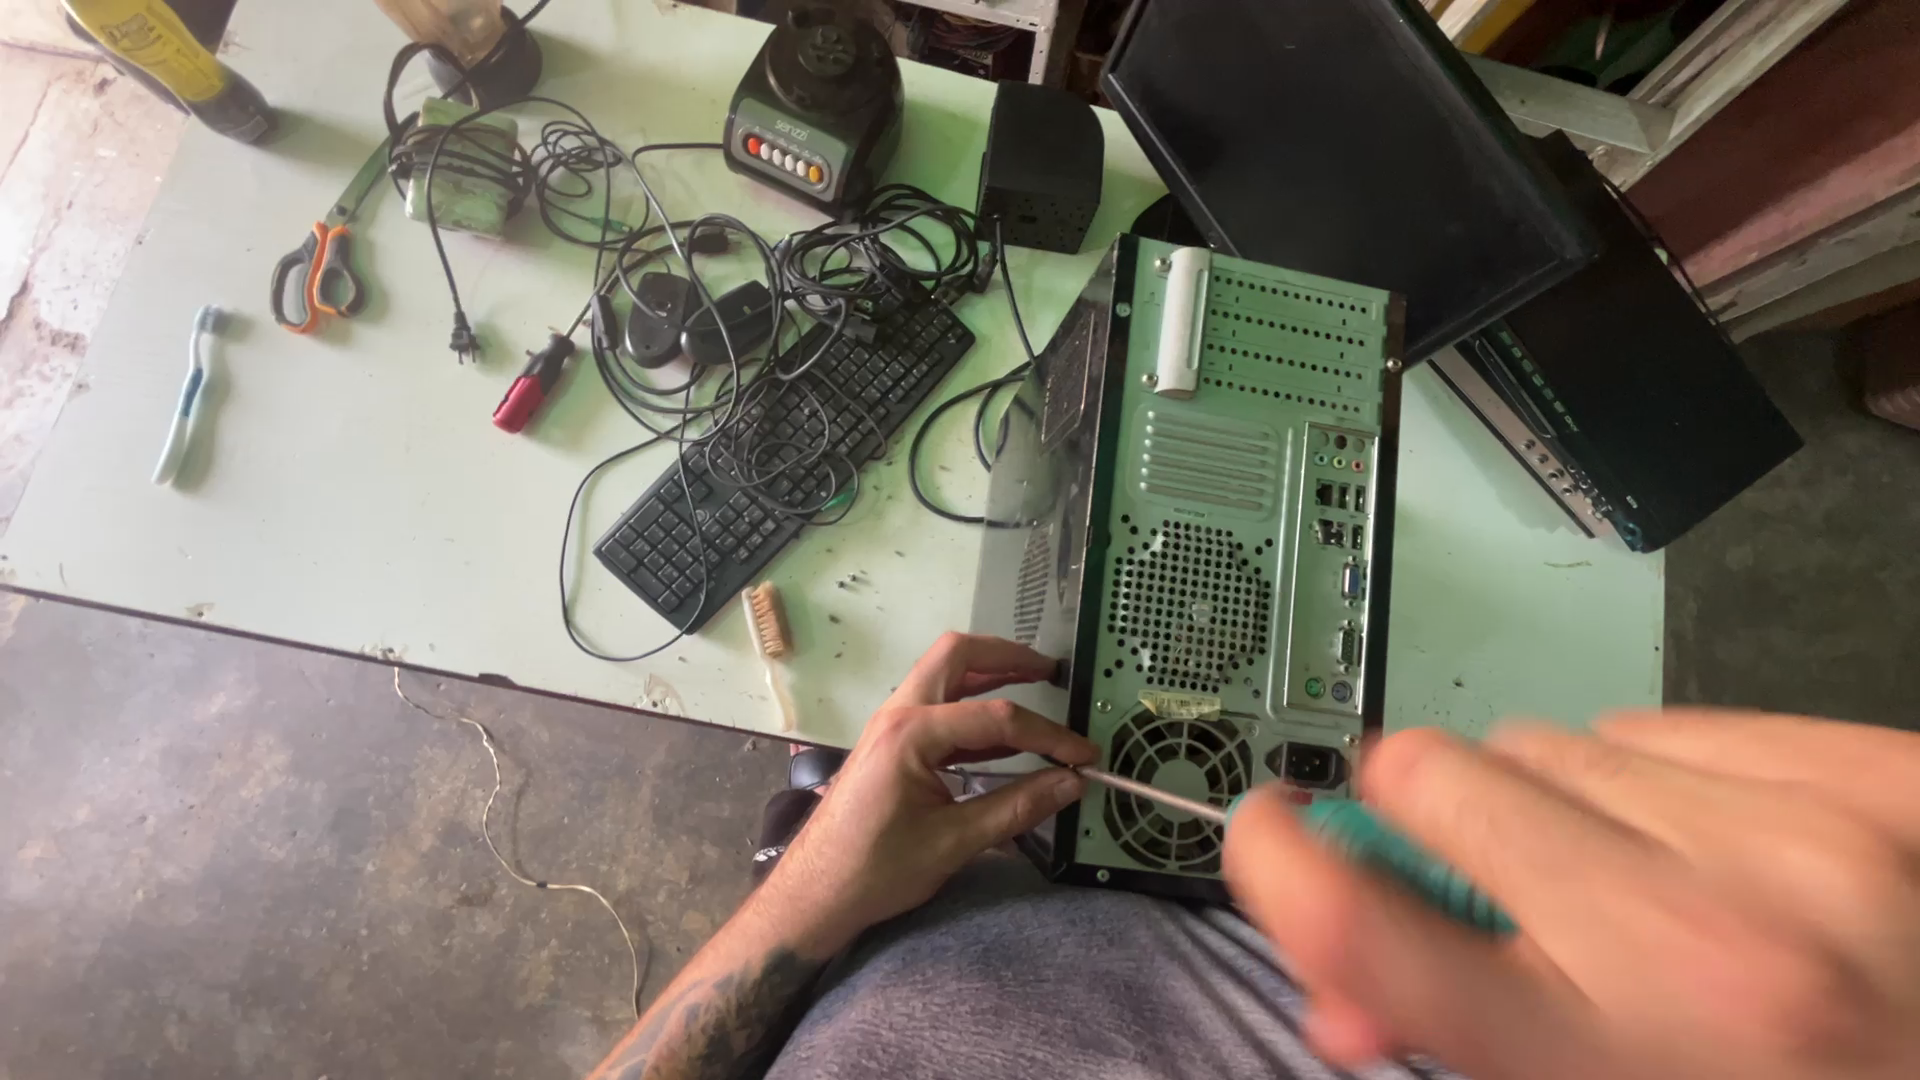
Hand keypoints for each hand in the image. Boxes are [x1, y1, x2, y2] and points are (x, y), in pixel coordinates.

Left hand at [764, 633, 1095, 951]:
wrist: (813, 894)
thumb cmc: (875, 871)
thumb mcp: (952, 843)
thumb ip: (1017, 807)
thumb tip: (1071, 783)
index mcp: (912, 732)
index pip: (996, 718)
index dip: (1048, 735)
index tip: (1083, 755)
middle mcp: (899, 711)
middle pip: (958, 655)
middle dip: (1007, 656)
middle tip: (1049, 672)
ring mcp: (892, 722)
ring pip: (945, 673)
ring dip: (990, 673)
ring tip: (1035, 684)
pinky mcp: (893, 740)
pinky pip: (939, 705)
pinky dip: (974, 706)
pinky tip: (1004, 734)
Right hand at [1224, 710, 1919, 1079]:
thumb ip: (1439, 1032)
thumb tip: (1329, 993)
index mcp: (1618, 1053)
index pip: (1357, 922)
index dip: (1273, 859)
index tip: (1266, 831)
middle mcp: (1709, 942)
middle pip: (1419, 766)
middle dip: (1427, 810)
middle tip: (1495, 872)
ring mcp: (1803, 842)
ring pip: (1532, 739)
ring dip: (1549, 799)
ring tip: (1642, 879)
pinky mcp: (1871, 771)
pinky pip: (1643, 724)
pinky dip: (1649, 777)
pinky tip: (1724, 849)